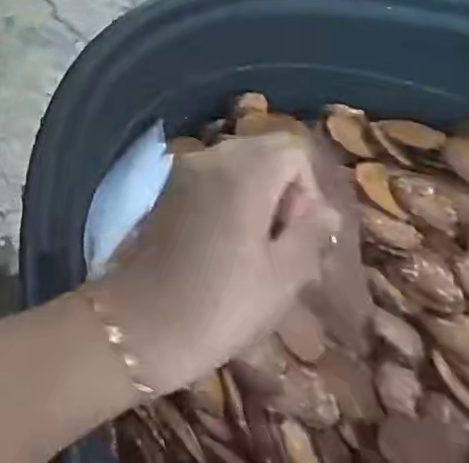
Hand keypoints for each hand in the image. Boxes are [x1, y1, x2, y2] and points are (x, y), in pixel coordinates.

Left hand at [81, 134, 339, 393]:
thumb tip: (323, 208)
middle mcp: (207, 157)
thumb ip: (308, 233)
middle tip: (282, 239)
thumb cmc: (222, 303)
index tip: (300, 231)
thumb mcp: (282, 277)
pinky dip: (226, 193)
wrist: (144, 320)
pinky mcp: (163, 186)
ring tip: (256, 244)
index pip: (291, 149)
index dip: (308, 185)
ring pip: (233, 160)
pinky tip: (226, 238)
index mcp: (240, 172)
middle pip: (260, 147)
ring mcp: (179, 168)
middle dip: (282, 184)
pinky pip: (208, 174)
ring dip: (254, 189)